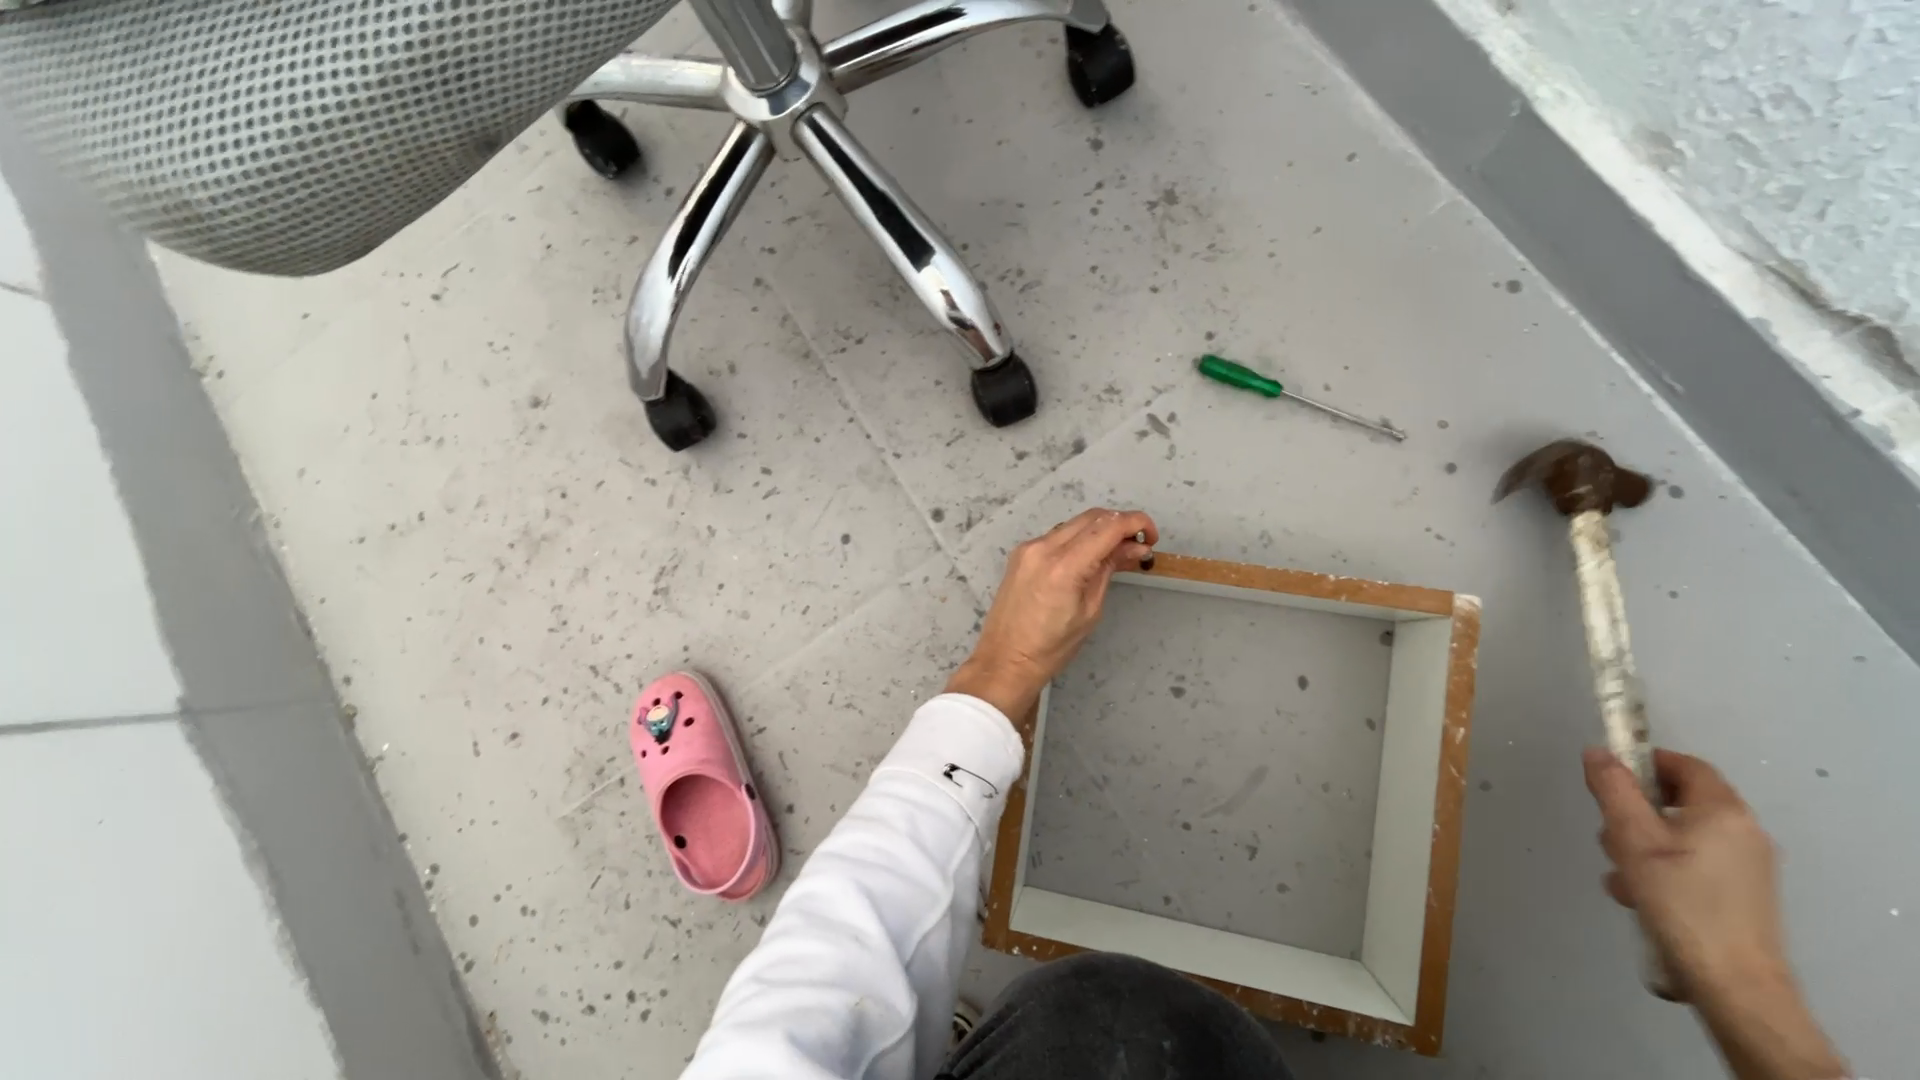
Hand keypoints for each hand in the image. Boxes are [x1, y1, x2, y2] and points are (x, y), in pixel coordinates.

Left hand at [946, 508, 1156, 718]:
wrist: (1006, 659)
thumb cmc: (1052, 647)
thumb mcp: (1090, 610)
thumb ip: (1110, 570)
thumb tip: (1135, 549)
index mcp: (1063, 566)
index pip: (1107, 526)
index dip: (1136, 523)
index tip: (1151, 536)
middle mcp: (1043, 548)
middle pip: (1092, 517)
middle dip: (1120, 524)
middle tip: (1139, 546)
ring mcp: (1029, 548)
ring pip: (1075, 523)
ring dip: (1100, 530)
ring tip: (1118, 553)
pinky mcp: (1022, 554)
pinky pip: (1058, 535)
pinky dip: (1080, 539)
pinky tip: (1091, 557)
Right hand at [1585, 748, 1844, 1079]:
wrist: (1732, 981)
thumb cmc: (1679, 899)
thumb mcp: (1632, 837)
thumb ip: (1613, 789)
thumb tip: (1598, 751)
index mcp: (1724, 811)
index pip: (1684, 765)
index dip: (1645, 763)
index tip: (1609, 780)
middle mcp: (1744, 833)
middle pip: (1677, 803)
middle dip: (1633, 816)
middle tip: (1611, 839)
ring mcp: (1747, 867)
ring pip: (1677, 837)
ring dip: (1641, 849)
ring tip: (1624, 879)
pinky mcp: (1741, 895)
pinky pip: (1690, 865)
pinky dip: (1661, 872)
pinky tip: (1641, 898)